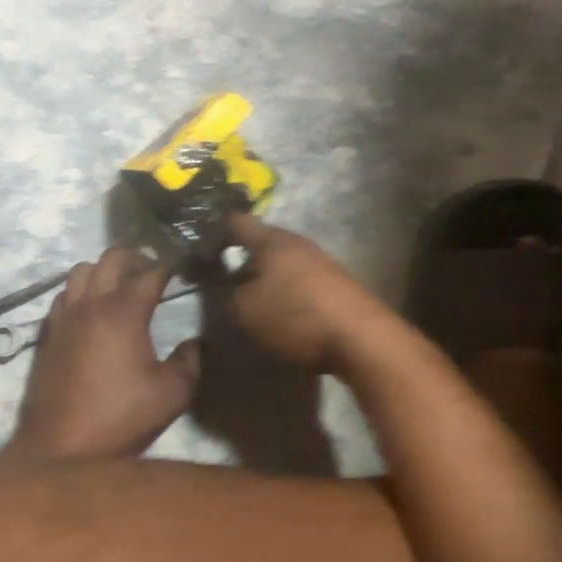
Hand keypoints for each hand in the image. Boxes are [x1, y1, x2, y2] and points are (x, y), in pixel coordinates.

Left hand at [5, 247, 201, 458]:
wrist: (60, 448)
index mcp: (124, 311)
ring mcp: (64, 316)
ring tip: (119, 287)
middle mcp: (91, 303)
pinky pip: (63, 295)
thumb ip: (190, 362)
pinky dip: (80, 291)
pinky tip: (90, 311)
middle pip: (111, 258)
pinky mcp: (47, 333)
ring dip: (103, 270)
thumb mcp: (171, 395)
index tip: (183, 265)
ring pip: (80, 270)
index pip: (151, 272)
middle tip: (152, 272)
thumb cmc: (119, 420)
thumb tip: (194, 342)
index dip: (169, 265)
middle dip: (135, 257)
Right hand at [225, 214, 388, 372]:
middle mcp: (298, 243)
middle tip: (223, 285)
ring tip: (252, 306)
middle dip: (241, 263)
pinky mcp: (338, 286)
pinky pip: (302, 283)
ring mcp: (322, 263)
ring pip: (282, 265)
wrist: (362, 339)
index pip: (235, 222)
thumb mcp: (244, 311)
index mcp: (271, 240)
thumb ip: (224, 294)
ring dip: (266, 281)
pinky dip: (287, 295)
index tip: (199, 251)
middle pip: (261, 245)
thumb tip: (221, 286)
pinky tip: (283, 317)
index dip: (214, 233)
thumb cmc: (295, 317)